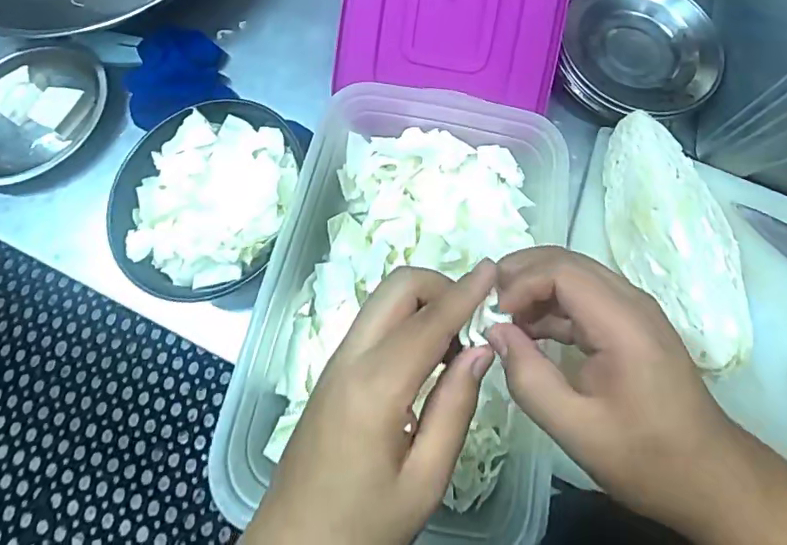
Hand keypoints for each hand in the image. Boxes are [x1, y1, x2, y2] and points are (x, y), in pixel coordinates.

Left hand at [245, 263, 498, 544]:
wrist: (292, 544)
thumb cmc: (362, 525)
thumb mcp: (423, 482)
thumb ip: (454, 409)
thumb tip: (481, 349)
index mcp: (375, 386)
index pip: (428, 320)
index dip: (465, 292)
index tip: (493, 268)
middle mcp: (351, 357)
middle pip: (397, 287)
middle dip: (440, 286)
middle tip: (474, 322)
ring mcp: (336, 359)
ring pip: (383, 300)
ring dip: (423, 302)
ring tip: (457, 344)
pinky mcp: (332, 369)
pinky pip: (374, 322)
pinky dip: (406, 319)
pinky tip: (428, 357)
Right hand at [486, 247, 737, 526]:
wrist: (714, 479)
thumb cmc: (648, 458)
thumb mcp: (578, 430)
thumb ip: (529, 379)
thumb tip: (495, 332)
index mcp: (623, 322)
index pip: (560, 270)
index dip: (520, 282)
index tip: (494, 314)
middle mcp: (630, 301)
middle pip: (565, 260)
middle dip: (520, 274)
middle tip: (486, 302)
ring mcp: (633, 309)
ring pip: (573, 273)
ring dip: (534, 286)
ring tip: (501, 318)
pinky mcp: (630, 322)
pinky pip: (583, 294)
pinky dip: (551, 303)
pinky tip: (529, 331)